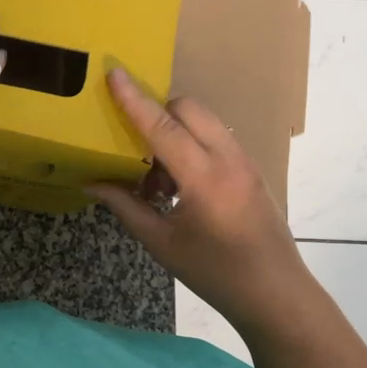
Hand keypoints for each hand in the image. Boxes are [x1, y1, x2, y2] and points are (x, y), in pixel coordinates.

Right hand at [87, 68, 315, 335]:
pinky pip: (216, 139)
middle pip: (188, 109)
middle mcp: (229, 160)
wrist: (275, 293)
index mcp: (204, 179)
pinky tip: (180, 190)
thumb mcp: (161, 244)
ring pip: (204, 122)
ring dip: (174, 134)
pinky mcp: (252, 170)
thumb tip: (91, 182)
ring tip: (158, 182)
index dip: (135, 100)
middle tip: (136, 152)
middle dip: (157, 114)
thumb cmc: (213, 273)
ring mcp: (245, 162)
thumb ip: (125, 206)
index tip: (114, 74)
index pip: (163, 128)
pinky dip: (192, 147)